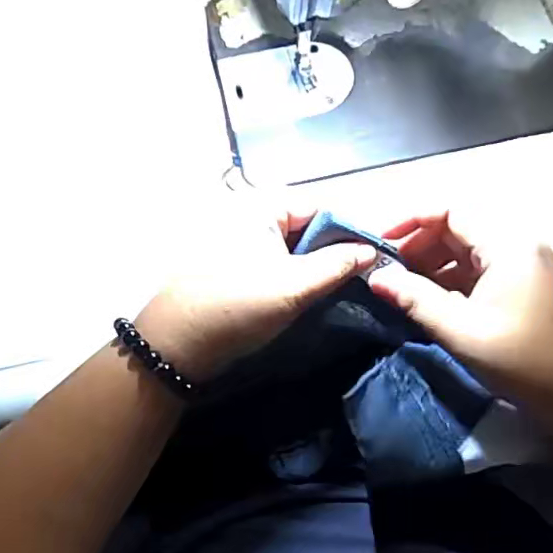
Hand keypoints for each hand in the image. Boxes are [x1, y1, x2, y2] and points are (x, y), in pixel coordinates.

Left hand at [133, 202, 378, 380]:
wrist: (180, 344)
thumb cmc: (241, 306)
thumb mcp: (296, 285)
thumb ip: (338, 265)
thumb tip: (371, 251)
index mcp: (261, 208)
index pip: (318, 208)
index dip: (345, 233)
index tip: (367, 262)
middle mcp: (247, 217)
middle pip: (304, 228)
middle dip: (328, 253)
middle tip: (351, 283)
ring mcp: (237, 243)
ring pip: (289, 250)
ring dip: (310, 271)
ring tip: (329, 294)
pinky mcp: (232, 269)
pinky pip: (273, 265)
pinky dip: (290, 279)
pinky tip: (302, 300)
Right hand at [365, 211, 552, 423]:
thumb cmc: (524, 360)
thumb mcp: (462, 330)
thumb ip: (416, 300)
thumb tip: (376, 278)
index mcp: (508, 245)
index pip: (450, 211)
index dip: (410, 223)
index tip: (380, 246)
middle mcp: (518, 248)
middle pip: (458, 232)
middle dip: (418, 250)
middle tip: (387, 277)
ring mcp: (524, 271)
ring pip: (467, 257)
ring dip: (433, 271)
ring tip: (402, 295)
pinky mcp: (525, 293)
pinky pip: (480, 277)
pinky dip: (452, 287)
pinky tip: (431, 308)